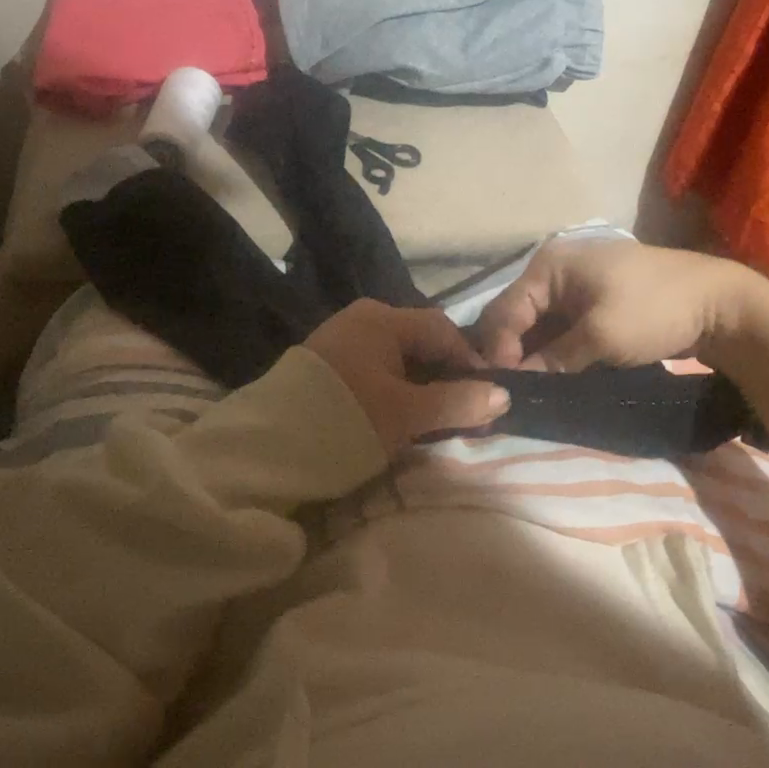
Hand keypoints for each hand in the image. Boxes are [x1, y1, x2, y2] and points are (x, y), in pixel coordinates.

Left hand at [304, 300, 510, 453]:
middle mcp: (361, 319)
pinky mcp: (324, 367)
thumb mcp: (409, 415)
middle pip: (420, 344)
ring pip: (396, 361)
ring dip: (418, 389)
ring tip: (431, 424)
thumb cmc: (347, 420)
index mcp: (383, 319)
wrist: (265, 450)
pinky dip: (392, 393)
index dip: (470, 364)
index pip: (444, 331)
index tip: (485, 400)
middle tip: (461, 415)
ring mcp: (339, 341)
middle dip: (444, 378)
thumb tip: (503, 395)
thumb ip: (457, 402)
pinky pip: (373, 372)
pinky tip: (396, 421)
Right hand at [474, 239, 756, 371]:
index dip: (498, 353)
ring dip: (534, 361)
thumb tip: (515, 389)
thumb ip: (553, 362)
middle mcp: (555, 272)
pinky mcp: (592, 307)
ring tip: (529, 397)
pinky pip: (560, 333)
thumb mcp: (601, 337)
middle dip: (513, 357)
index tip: (502, 393)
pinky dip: (555, 356)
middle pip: (517, 319)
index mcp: (549, 266)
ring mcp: (574, 289)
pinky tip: (552, 383)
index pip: (505, 312)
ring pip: (538, 329)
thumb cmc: (654, 309)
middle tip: (511, 399)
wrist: (719, 305)